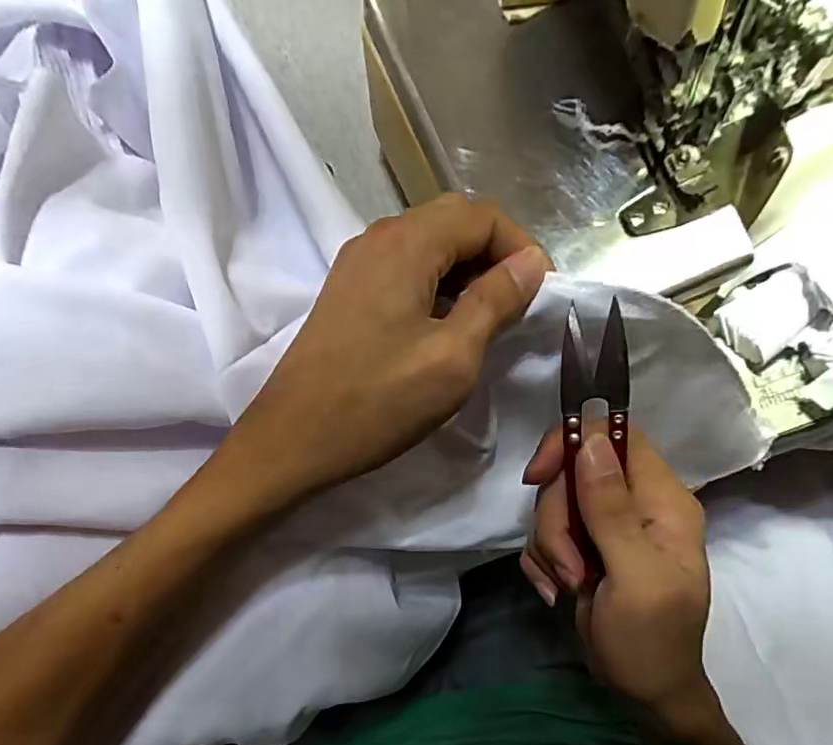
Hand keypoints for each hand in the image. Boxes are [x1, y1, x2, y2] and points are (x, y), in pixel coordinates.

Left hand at [222, 195, 550, 503]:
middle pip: (453, 223)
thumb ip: (495, 301)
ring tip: (485, 324)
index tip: (540, 296)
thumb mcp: (453, 357)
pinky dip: (435, 289)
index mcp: (407, 243)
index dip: (522, 249)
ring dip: (465, 274)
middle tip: (515, 308)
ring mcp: (356, 266)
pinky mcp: (346, 295)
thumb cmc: (378, 403)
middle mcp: (378, 238)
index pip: (483, 216)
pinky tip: (444, 331)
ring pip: (427, 247)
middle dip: (495, 257)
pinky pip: (403, 272)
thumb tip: (531, 264)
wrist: (292, 440)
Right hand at [521, 427, 712, 710]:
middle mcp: (635, 506)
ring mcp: (606, 529)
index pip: (616, 438)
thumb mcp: (635, 575)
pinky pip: (544, 538)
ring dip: (549, 549)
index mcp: (662, 502)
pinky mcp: (582, 551)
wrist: (643, 690)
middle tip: (571, 567)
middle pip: (572, 476)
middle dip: (557, 522)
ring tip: (571, 587)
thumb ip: (612, 509)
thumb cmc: (651, 638)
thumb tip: (592, 443)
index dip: (574, 444)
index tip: (540, 476)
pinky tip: (559, 594)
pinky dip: (542, 565)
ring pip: (553, 508)